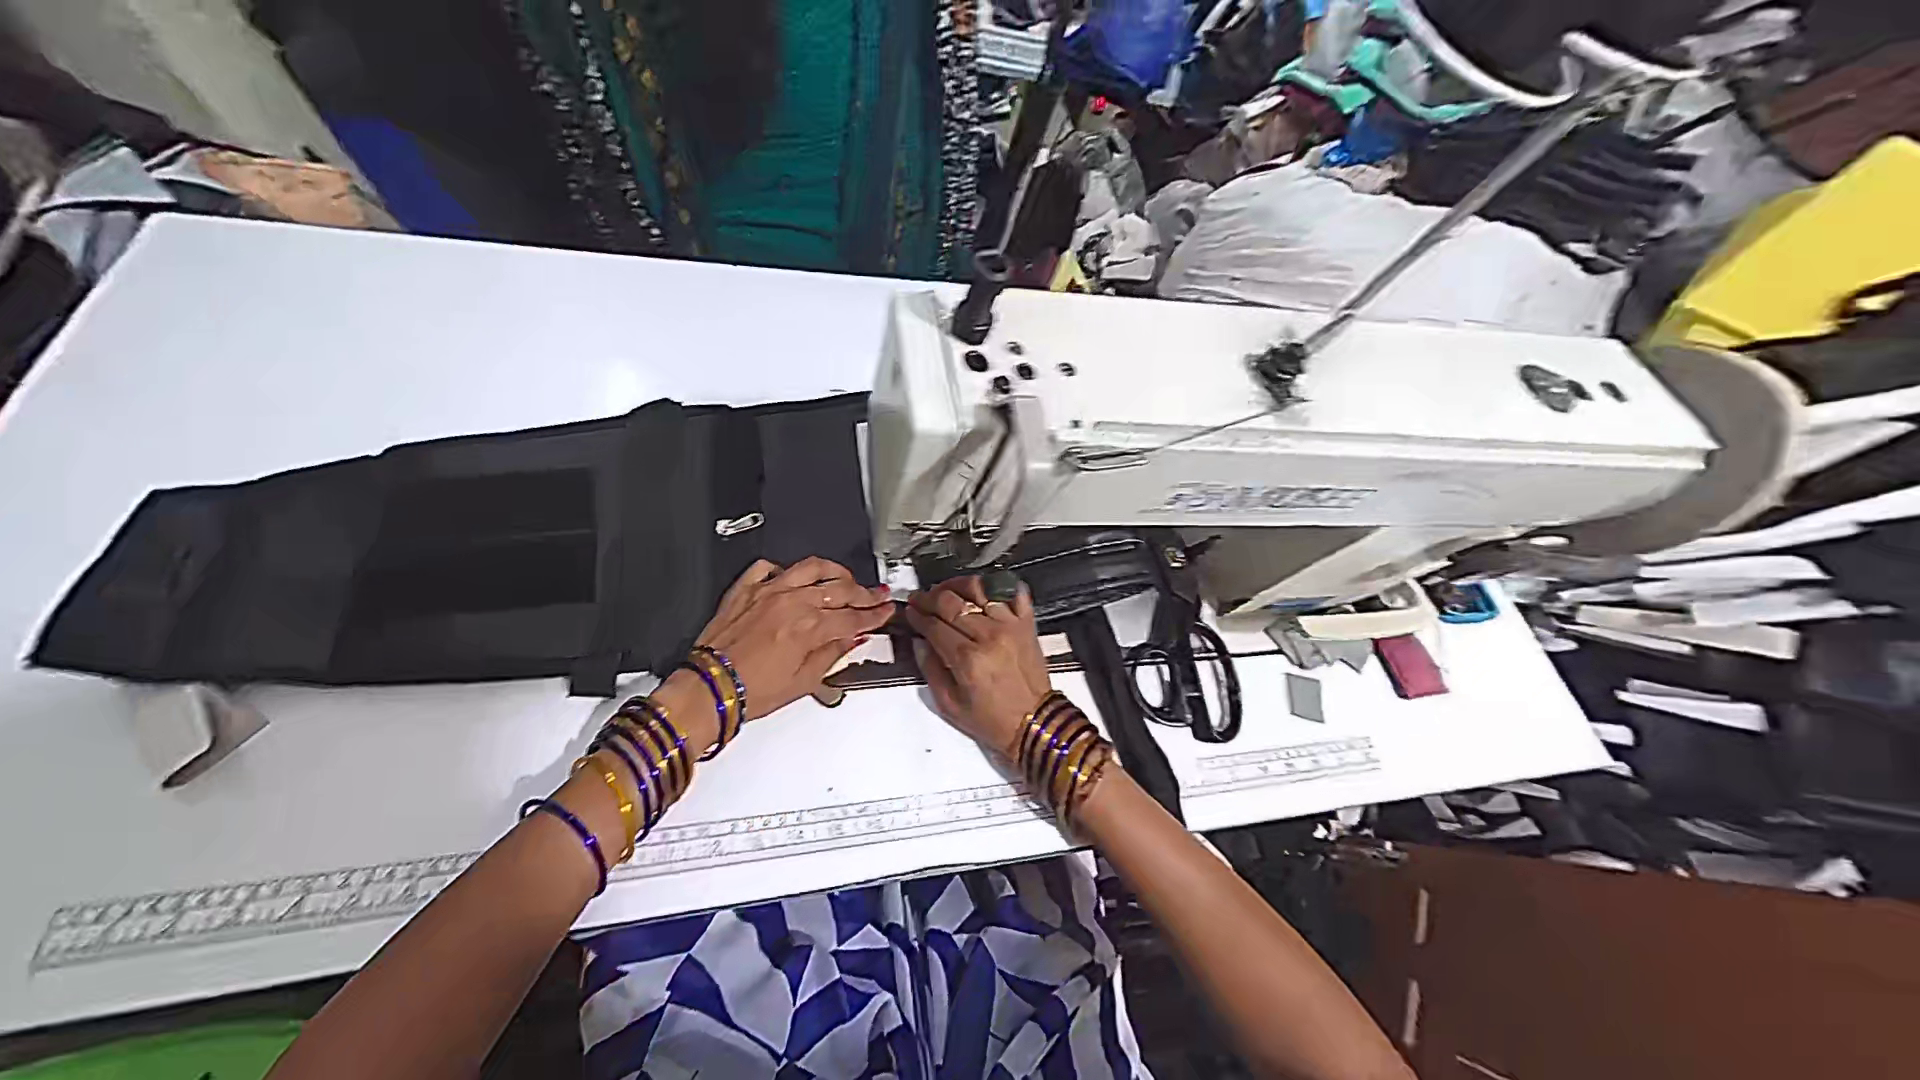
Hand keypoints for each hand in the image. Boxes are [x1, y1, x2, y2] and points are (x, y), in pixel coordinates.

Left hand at [694, 558, 892, 719]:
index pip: (853, 616)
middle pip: (839, 589)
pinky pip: (768, 567)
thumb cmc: (749, 690)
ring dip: (834, 571)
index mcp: (808, 627)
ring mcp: (768, 592)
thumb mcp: (803, 681)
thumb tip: (851, 639)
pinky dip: (785, 569)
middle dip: (864, 593)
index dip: (875, 614)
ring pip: (811, 568)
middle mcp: (791, 603)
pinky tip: (792, 575)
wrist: (709, 688)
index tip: (885, 611)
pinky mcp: (746, 590)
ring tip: (845, 577)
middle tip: (876, 595)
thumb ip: (832, 654)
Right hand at [905, 577, 1052, 758]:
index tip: (911, 612)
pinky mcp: (1027, 624)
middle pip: (951, 603)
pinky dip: (999, 584)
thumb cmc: (994, 720)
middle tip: (921, 598)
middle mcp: (989, 636)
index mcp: (968, 659)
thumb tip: (920, 643)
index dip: (917, 616)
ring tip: (946, 589)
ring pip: (979, 589)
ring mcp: (1011, 626)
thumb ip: (930, 669)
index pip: (934, 625)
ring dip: (957, 585)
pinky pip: (1014, 592)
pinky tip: (984, 586)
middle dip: (929, 598)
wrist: (1035, 723)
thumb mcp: (950, 705)